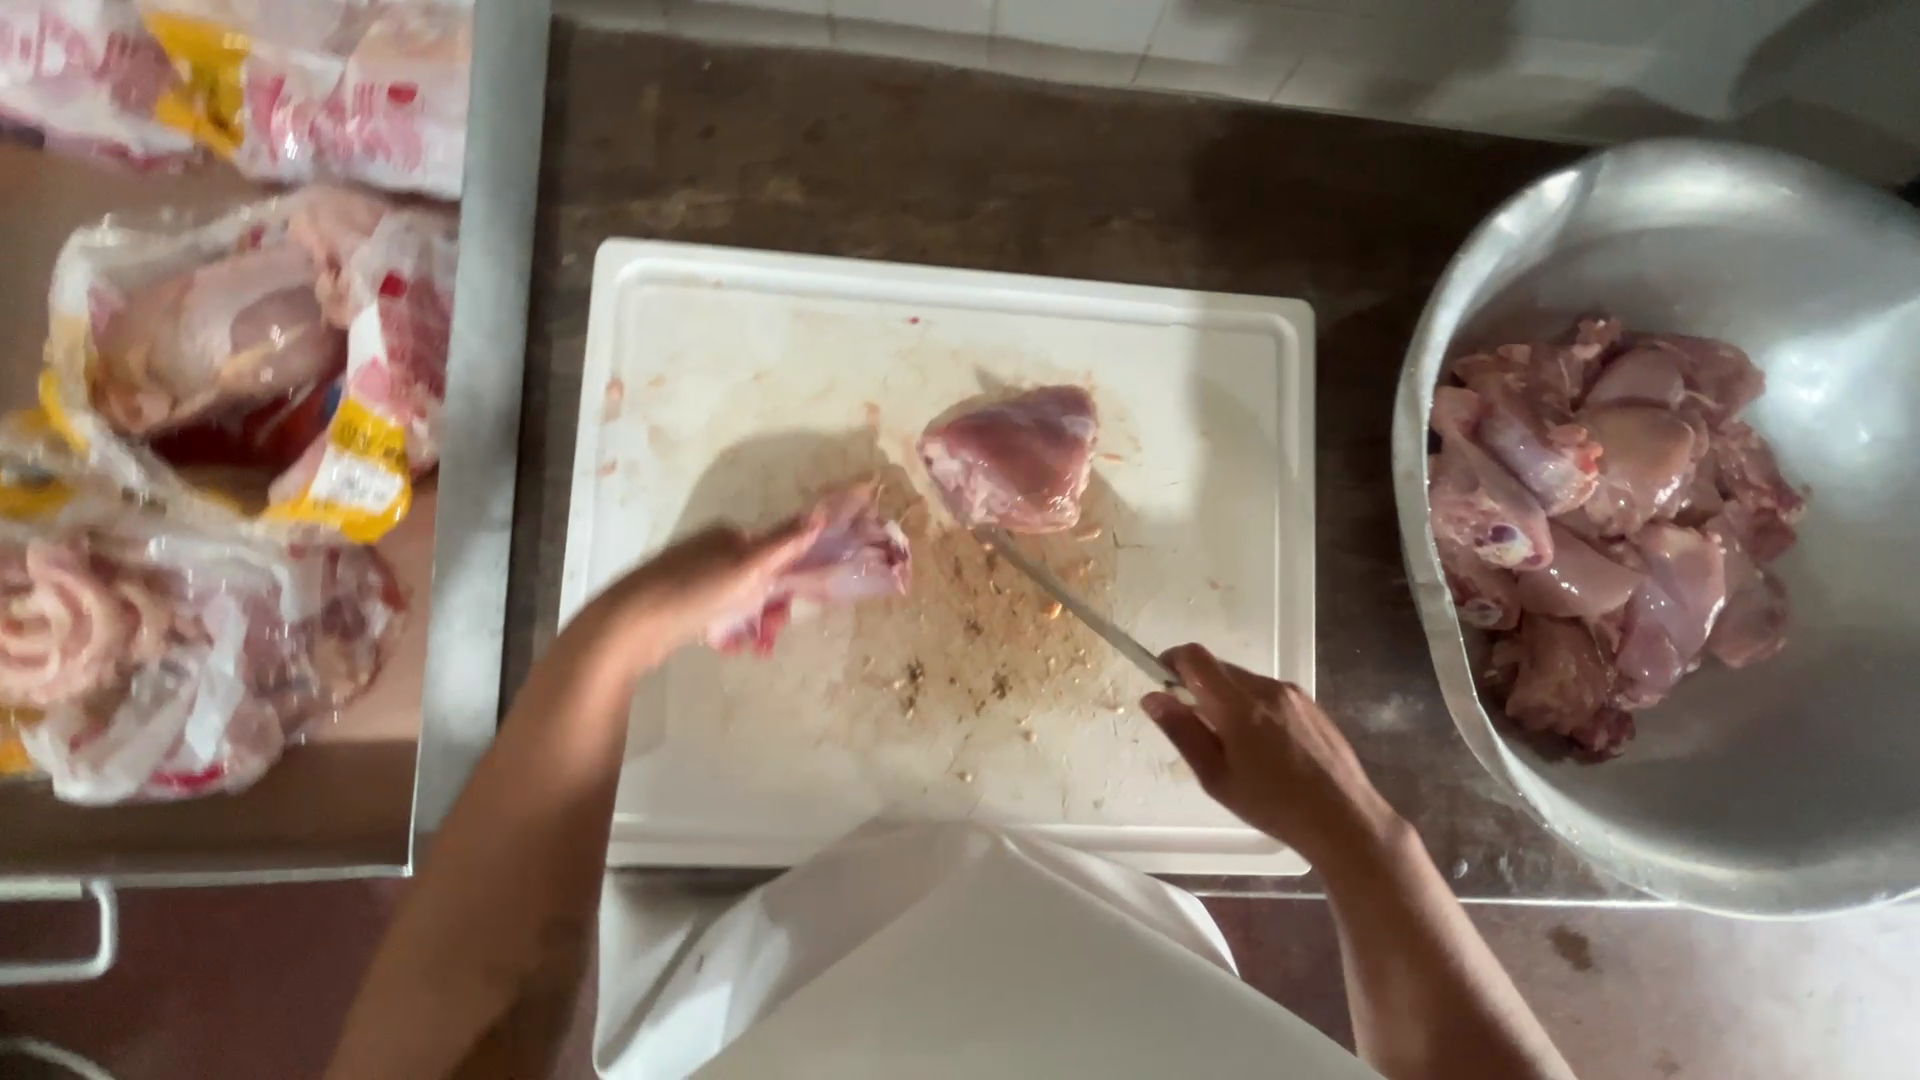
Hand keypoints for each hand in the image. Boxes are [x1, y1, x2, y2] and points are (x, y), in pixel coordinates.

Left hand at [577, 513, 824, 674]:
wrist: (628, 626)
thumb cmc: (691, 593)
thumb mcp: (746, 568)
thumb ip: (784, 544)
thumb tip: (819, 515)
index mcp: (728, 537)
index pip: (775, 554)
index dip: (789, 583)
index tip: (791, 610)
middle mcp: (711, 552)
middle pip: (758, 581)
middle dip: (770, 611)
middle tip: (770, 638)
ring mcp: (693, 579)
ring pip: (738, 602)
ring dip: (753, 626)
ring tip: (753, 649)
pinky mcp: (678, 606)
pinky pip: (716, 617)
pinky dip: (728, 632)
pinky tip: (727, 648)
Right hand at [1141, 644, 1401, 862]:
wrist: (1346, 820)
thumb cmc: (1273, 805)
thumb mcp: (1215, 777)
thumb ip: (1182, 731)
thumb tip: (1152, 697)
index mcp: (1239, 704)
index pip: (1195, 657)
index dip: (1172, 661)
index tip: (1162, 683)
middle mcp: (1266, 688)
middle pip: (1218, 668)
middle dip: (1198, 686)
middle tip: (1195, 727)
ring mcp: (1293, 694)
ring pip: (1243, 681)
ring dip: (1226, 698)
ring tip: (1233, 744)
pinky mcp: (1311, 705)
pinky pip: (1268, 693)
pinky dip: (1252, 706)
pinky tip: (1264, 747)